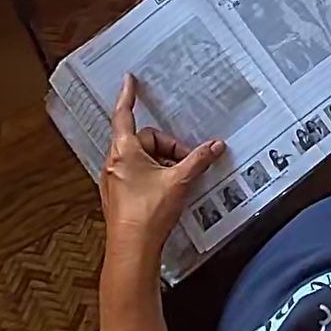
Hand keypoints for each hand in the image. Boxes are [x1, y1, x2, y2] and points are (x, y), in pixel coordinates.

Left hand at [100, 74, 224, 274]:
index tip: (130, 80)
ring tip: (179, 180)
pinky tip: (169, 191)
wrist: (132, 250)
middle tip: (187, 163)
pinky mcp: (120, 195)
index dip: (128, 96)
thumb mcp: (180, 180)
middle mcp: (114, 162)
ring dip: (163, 163)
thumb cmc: (149, 213)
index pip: (124, 115)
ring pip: (143, 158)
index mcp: (124, 151)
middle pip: (145, 140)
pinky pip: (139, 174)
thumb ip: (198, 160)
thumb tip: (216, 146)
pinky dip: (156, 176)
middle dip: (168, 148)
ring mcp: (115, 180)